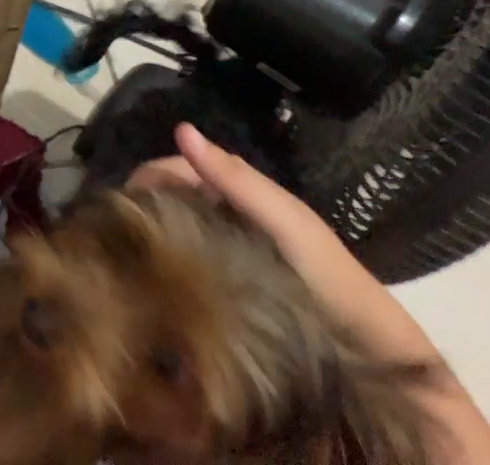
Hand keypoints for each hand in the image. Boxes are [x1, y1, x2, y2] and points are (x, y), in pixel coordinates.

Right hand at [130, 125, 432, 362]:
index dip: (153, 175)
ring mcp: (223, 259)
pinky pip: (180, 269)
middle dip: (142, 203)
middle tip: (116, 228)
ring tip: (120, 252)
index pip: (183, 170)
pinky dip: (159, 266)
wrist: (373, 361)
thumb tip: (180, 128)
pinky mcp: (220, 296)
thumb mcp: (288, 223)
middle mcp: (227, 222)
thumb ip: (240, 182)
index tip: (123, 198)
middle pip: (172, 199)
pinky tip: (141, 278)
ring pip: (172, 232)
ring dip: (146, 233)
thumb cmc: (330, 280)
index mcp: (241, 199)